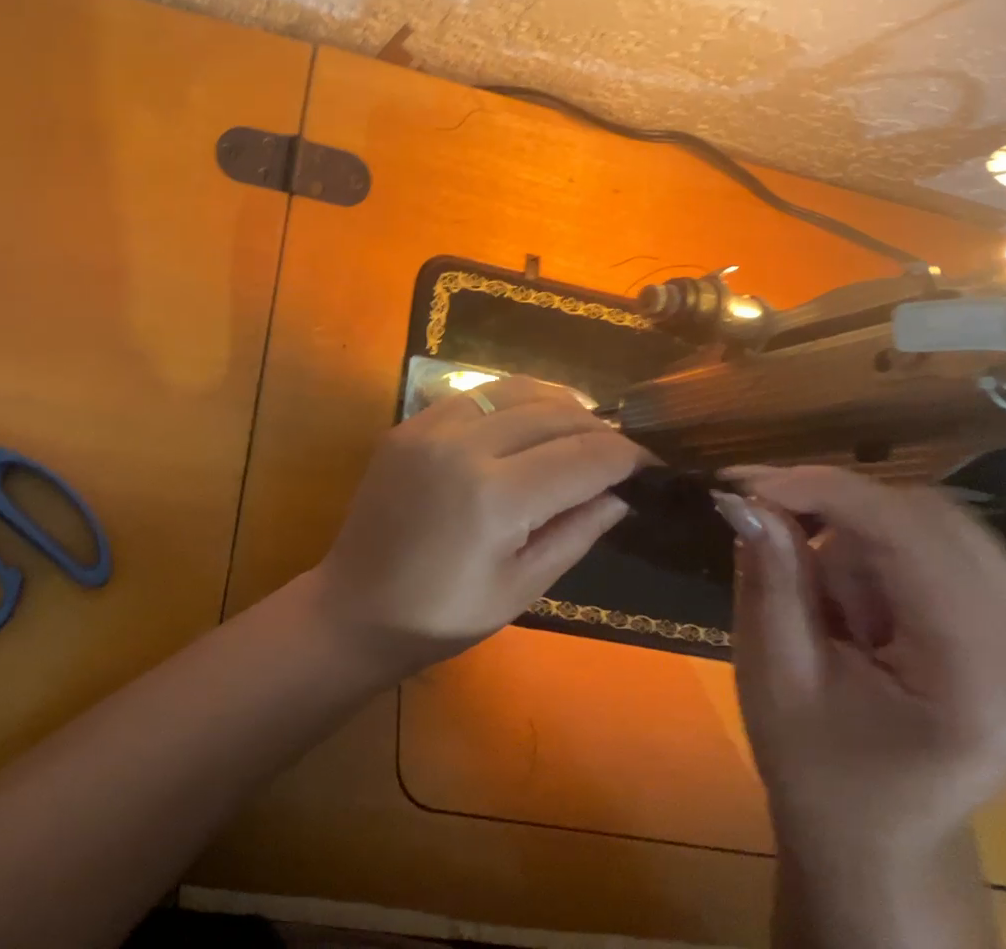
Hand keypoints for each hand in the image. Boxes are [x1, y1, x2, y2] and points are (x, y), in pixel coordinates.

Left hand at [315, 378, 646, 672]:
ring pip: (512, 391)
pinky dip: (508, 404)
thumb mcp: (522, 586)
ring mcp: (426, 431)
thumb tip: (621, 493)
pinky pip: (470, 398)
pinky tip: (524, 428)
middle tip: (618, 455)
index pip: (586, 455)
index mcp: (495, 496)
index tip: (651, 468)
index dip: (629, 458)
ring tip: (579, 432)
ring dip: (556, 405)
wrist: (354, 606)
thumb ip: (576, 531)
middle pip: (554, 413)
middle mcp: (461, 447)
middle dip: (598, 429)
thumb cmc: (441, 615)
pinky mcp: (404, 429)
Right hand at [716, 466, 1005, 863]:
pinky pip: (951, 549)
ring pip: (941, 526)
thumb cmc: (816, 767)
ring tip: (815, 597)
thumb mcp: (773, 674)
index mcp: (987, 680)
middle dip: (835, 512)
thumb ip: (771, 579)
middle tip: (761, 530)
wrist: (878, 832)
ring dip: (855, 537)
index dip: (825, 491)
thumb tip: (741, 498)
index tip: (740, 483)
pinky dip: (880, 552)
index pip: (915, 538)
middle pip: (937, 521)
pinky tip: (849, 599)